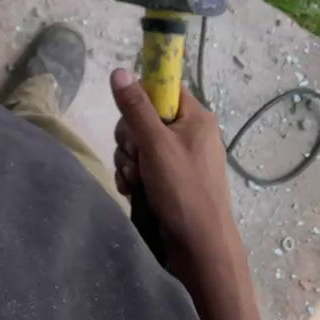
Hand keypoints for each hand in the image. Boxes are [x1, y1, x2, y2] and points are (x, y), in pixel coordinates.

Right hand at [111, 68, 236, 265]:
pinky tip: (132, 189)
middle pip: (144, 115)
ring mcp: (179, 157)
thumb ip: (135, 107)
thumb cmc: (183, 190)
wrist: (200, 249)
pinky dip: (133, 174)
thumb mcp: (155, 144)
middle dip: (130, 136)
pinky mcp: (170, 178)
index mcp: (196, 117)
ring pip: (138, 142)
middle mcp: (189, 133)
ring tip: (135, 179)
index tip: (131, 114)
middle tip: (135, 155)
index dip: (142, 96)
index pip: (163, 87)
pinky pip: (141, 163)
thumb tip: (119, 70)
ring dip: (128, 159)